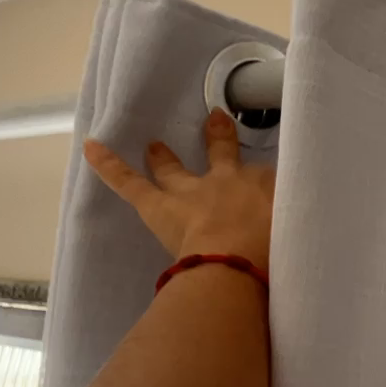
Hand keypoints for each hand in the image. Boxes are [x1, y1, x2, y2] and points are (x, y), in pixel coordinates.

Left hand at [84, 111, 274, 272]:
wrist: (236, 264)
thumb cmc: (272, 252)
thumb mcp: (295, 233)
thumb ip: (292, 225)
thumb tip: (291, 224)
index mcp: (264, 189)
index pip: (264, 178)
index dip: (264, 182)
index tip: (267, 187)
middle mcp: (228, 181)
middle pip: (223, 157)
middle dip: (219, 140)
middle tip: (217, 123)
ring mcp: (190, 191)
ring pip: (173, 170)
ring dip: (164, 157)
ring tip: (153, 146)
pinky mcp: (158, 205)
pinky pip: (130, 183)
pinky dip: (109, 165)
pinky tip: (90, 146)